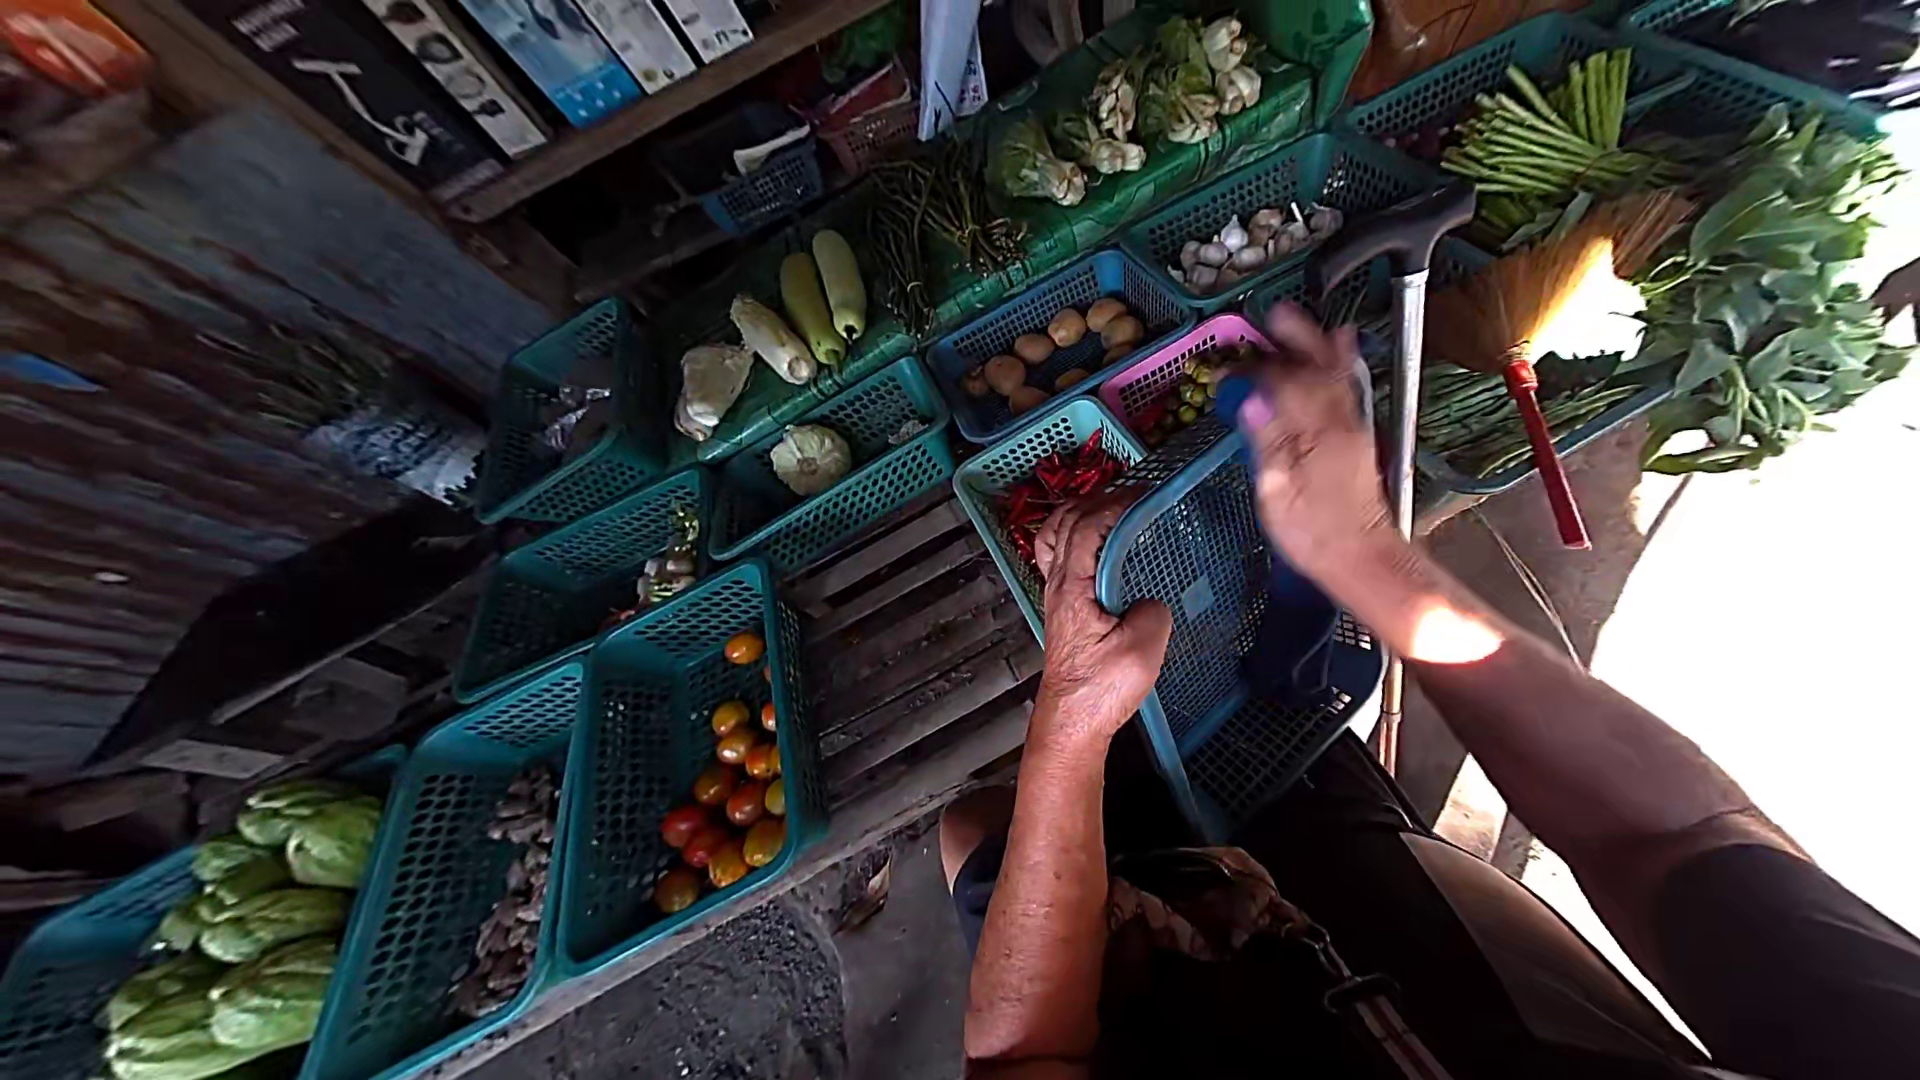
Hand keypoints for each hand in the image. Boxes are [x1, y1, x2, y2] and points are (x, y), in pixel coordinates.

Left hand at [1028, 493, 1171, 750]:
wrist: (1072, 717)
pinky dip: (1073, 536)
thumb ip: (1152, 613)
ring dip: (1081, 514)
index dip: (1113, 505)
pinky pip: (1058, 556)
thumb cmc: (1100, 688)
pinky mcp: (1061, 605)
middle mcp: (1057, 583)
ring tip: (1113, 510)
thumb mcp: (1141, 650)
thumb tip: (1150, 600)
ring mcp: (1055, 593)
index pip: (1085, 528)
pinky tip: (1094, 542)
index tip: (1143, 496)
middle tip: (1133, 497)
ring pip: (1055, 536)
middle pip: (1065, 522)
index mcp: (1072, 587)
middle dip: (1098, 501)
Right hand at [1235, 304, 1395, 575]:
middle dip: (1296, 337)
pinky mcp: (1356, 439)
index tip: (1228, 367)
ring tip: (1300, 323)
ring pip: (1336, 375)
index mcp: (1315, 435)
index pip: (1283, 385)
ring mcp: (1352, 429)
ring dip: (1317, 344)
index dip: (1254, 370)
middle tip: (1274, 313)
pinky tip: (1341, 352)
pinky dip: (1341, 365)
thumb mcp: (1277, 492)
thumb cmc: (1313, 533)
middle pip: (1318, 367)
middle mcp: (1340, 424)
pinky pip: (1348, 390)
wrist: (1360, 557)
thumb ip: (1266, 441)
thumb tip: (1250, 400)